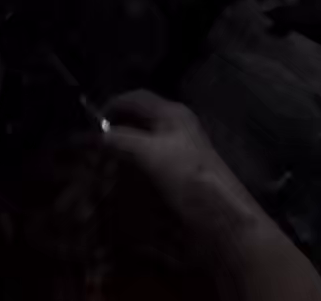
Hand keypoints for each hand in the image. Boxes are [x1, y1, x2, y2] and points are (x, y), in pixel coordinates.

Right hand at [101, 90, 255, 228]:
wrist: (228, 223)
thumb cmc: (190, 178)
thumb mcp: (151, 154)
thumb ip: (122, 140)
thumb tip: (97, 135)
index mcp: (172, 112)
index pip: (135, 97)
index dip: (113, 104)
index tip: (92, 120)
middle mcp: (176, 125)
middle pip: (140, 116)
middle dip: (117, 124)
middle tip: (96, 138)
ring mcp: (180, 148)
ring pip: (144, 137)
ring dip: (125, 144)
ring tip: (106, 156)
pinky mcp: (181, 170)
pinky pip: (151, 156)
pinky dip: (135, 159)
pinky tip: (126, 171)